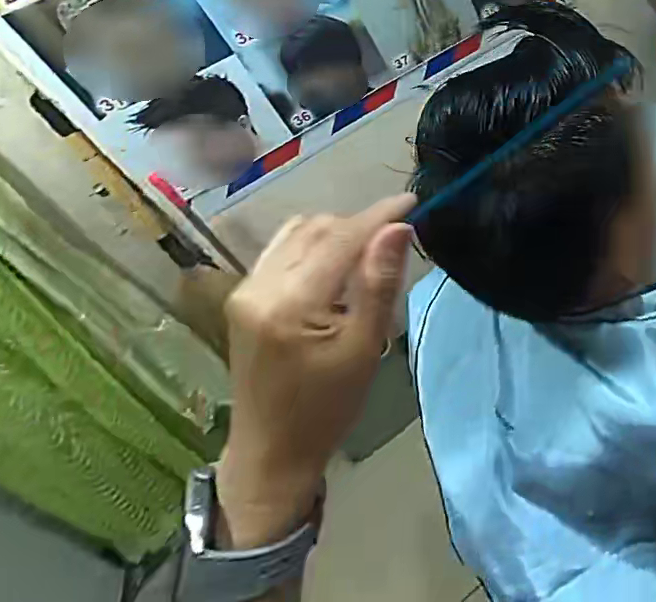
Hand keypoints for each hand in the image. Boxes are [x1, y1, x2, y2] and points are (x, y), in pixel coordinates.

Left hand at [215, 195, 415, 546]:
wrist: (270, 455)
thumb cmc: (326, 407)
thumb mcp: (364, 348)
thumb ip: (380, 283)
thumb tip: (398, 228)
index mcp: (290, 304)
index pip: (341, 238)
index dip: (379, 215)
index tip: (412, 202)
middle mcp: (260, 287)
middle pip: (318, 228)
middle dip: (360, 225)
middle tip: (394, 241)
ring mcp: (246, 290)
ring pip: (299, 232)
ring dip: (337, 232)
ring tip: (367, 252)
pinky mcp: (243, 296)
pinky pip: (283, 248)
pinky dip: (315, 243)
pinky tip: (335, 263)